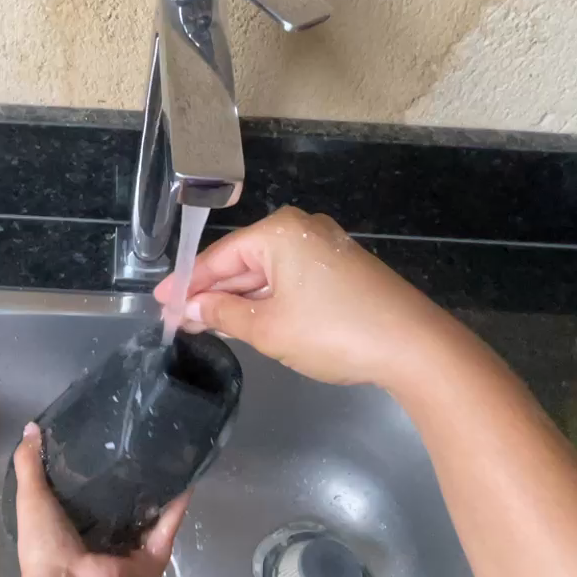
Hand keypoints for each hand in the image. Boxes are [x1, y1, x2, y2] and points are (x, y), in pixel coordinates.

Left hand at [10, 422, 186, 576]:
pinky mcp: (154, 556)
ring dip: (159, 489)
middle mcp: (104, 540)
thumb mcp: (30, 499)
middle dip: (131, 478)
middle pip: (122, 504)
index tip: (104, 440)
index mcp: (73, 529)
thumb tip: (30, 428)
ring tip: (169, 455)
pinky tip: (186, 478)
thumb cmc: (46, 547)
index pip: (88, 495)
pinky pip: (169, 526)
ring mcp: (132, 550)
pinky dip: (178, 505)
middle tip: (141, 443)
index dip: (96, 470)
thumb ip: (29, 464)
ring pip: (150, 514)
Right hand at [154, 206, 457, 385]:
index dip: (188, 283)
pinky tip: (247, 319)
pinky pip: (289, 279)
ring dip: (239, 299)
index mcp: (279, 232)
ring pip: (267, 273)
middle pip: (243, 262)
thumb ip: (223, 313)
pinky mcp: (340, 268)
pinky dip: (267, 299)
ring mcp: (323, 247)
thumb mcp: (269, 328)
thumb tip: (191, 307)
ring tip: (205, 322)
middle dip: (212, 292)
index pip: (219, 256)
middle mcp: (300, 229)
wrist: (414, 346)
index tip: (162, 303)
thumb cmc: (333, 331)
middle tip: (179, 318)